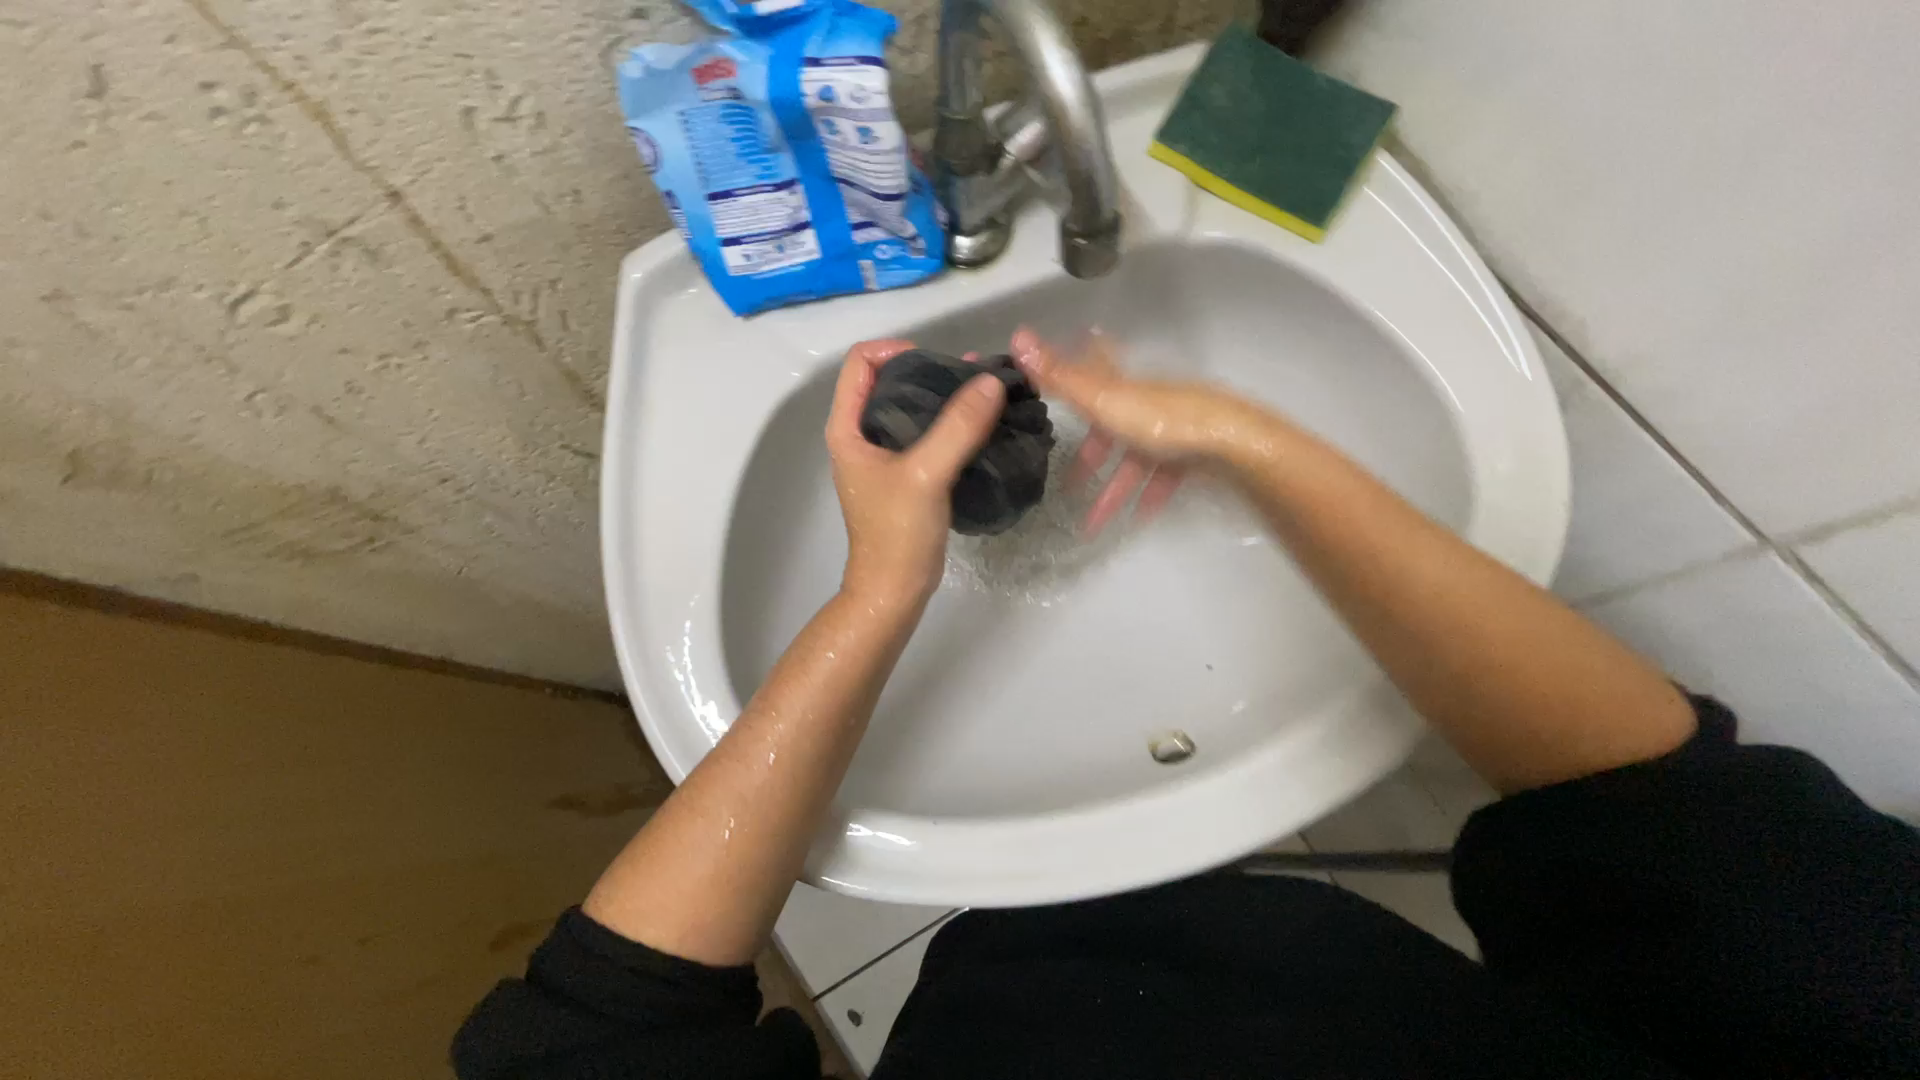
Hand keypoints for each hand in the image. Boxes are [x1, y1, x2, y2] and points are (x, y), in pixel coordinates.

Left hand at [826, 339, 1007, 604]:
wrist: (895, 589)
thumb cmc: (897, 533)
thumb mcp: (926, 474)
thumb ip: (957, 427)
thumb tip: (991, 382)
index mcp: (847, 428)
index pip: (860, 362)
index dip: (895, 350)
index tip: (937, 361)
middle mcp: (861, 436)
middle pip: (889, 381)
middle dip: (929, 370)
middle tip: (971, 375)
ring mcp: (883, 457)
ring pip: (910, 409)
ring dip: (944, 398)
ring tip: (984, 393)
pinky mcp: (906, 475)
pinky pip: (926, 435)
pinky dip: (950, 424)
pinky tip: (981, 425)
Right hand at [1010, 326, 1273, 536]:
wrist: (1233, 445)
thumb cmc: (1162, 422)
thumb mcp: (1103, 401)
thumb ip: (1060, 377)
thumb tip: (1017, 335)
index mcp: (1125, 386)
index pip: (1095, 367)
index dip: (1077, 366)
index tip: (1060, 373)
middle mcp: (1148, 400)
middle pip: (1113, 424)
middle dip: (1090, 454)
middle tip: (1068, 484)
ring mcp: (1174, 427)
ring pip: (1136, 457)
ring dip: (1114, 490)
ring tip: (1092, 526)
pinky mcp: (1196, 452)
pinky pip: (1164, 475)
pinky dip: (1148, 495)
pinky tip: (1139, 519)